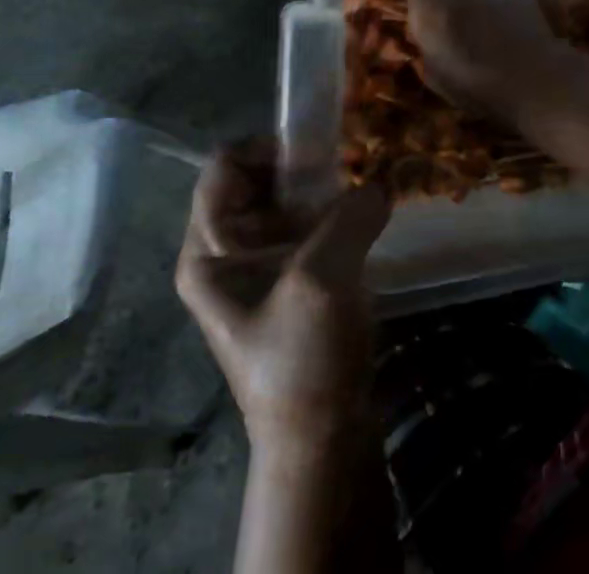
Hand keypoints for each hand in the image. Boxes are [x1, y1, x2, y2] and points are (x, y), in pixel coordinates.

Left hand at [176, 140, 391, 448]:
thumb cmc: (302, 360)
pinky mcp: (291, 287)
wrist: (320, 441)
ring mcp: (259, 272)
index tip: (319, 151)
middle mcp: (225, 255)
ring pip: (286, 208)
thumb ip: (349, 218)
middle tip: (348, 168)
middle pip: (256, 184)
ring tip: (362, 191)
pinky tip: (366, 220)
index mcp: (208, 251)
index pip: (224, 168)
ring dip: (323, 194)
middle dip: (302, 170)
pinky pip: (307, 234)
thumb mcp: (321, 280)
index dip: (268, 148)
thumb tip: (380, 183)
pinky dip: (334, 220)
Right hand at [407, 0, 588, 119]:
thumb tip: (426, 40)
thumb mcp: (437, 77)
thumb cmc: (477, 85)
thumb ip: (426, 49)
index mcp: (431, 7)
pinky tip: (508, 29)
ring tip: (484, 28)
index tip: (424, 23)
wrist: (533, 79)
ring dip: (473, 2)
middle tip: (454, 26)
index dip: (419, 6)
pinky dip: (498, 6)